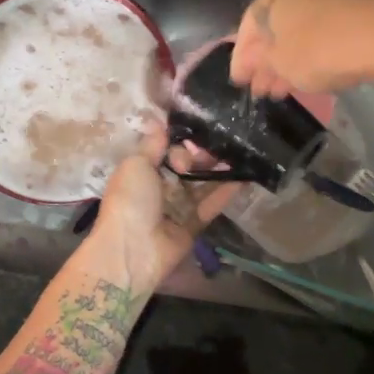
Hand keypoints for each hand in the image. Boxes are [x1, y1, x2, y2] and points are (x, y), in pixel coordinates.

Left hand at [85, 128, 237, 289]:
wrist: (132, 250)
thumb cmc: (129, 201)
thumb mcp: (136, 164)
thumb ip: (152, 144)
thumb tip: (159, 122)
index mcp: (140, 172)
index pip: (165, 150)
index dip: (179, 143)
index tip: (190, 138)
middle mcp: (158, 189)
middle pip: (185, 167)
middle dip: (200, 156)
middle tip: (215, 148)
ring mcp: (175, 208)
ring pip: (200, 185)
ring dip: (217, 171)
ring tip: (239, 155)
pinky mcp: (191, 226)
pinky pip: (210, 205)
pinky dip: (225, 192)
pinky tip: (243, 177)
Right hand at [229, 0, 373, 98]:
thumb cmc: (319, 50)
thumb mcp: (279, 63)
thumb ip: (259, 62)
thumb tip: (249, 62)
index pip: (248, 25)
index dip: (242, 57)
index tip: (239, 81)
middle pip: (276, 26)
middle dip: (267, 60)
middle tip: (262, 89)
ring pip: (302, 28)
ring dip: (290, 59)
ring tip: (285, 89)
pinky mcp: (359, 2)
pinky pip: (325, 28)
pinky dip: (314, 50)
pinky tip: (312, 72)